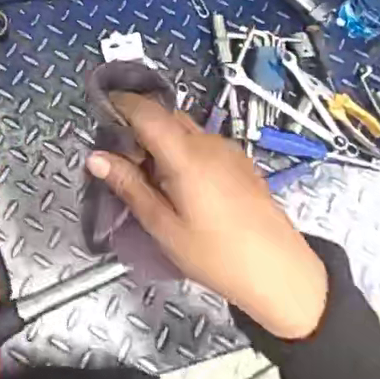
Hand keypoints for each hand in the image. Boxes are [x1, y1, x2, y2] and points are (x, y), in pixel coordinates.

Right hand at [87, 91, 327, 338]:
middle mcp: (209, 144)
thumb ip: (129, 185)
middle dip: (136, 126)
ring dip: (158, 140)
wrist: (282, 275)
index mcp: (186, 156)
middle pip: (164, 116)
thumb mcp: (163, 225)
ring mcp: (228, 151)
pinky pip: (201, 143)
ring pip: (183, 129)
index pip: (146, 111)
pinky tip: (175, 184)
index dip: (120, 103)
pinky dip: (179, 150)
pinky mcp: (239, 163)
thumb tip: (97, 158)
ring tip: (145, 176)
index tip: (100, 108)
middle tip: (116, 155)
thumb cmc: (219, 255)